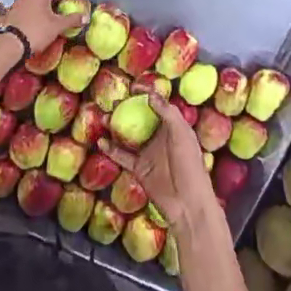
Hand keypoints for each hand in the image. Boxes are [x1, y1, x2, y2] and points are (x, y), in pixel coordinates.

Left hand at [0, 0, 86, 51]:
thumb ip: (72, 20)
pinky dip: (30, 17)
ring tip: (46, 23)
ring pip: (32, 5)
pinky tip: (33, 26)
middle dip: (51, 6)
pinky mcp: (9, 14)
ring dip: (39, 12)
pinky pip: (24, 13)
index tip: (69, 8)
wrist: (12, 43)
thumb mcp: (58, 26)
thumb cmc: (37, 31)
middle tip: (59, 17)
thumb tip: (85, 17)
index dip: (64, 0)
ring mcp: (16, 4)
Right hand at [101, 94, 221, 237]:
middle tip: (112, 103)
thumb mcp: (182, 135)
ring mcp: (147, 152)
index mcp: (172, 127)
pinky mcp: (138, 168)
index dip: (146, 93)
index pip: (157, 104)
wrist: (187, 203)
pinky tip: (101, 141)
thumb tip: (150, 94)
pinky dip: (110, 149)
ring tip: (103, 118)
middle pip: (138, 118)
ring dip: (114, 126)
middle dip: (125, 108)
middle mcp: (158, 136)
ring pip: (126, 135)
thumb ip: (167, 113)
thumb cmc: (189, 166)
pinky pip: (121, 155)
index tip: (132, 87)